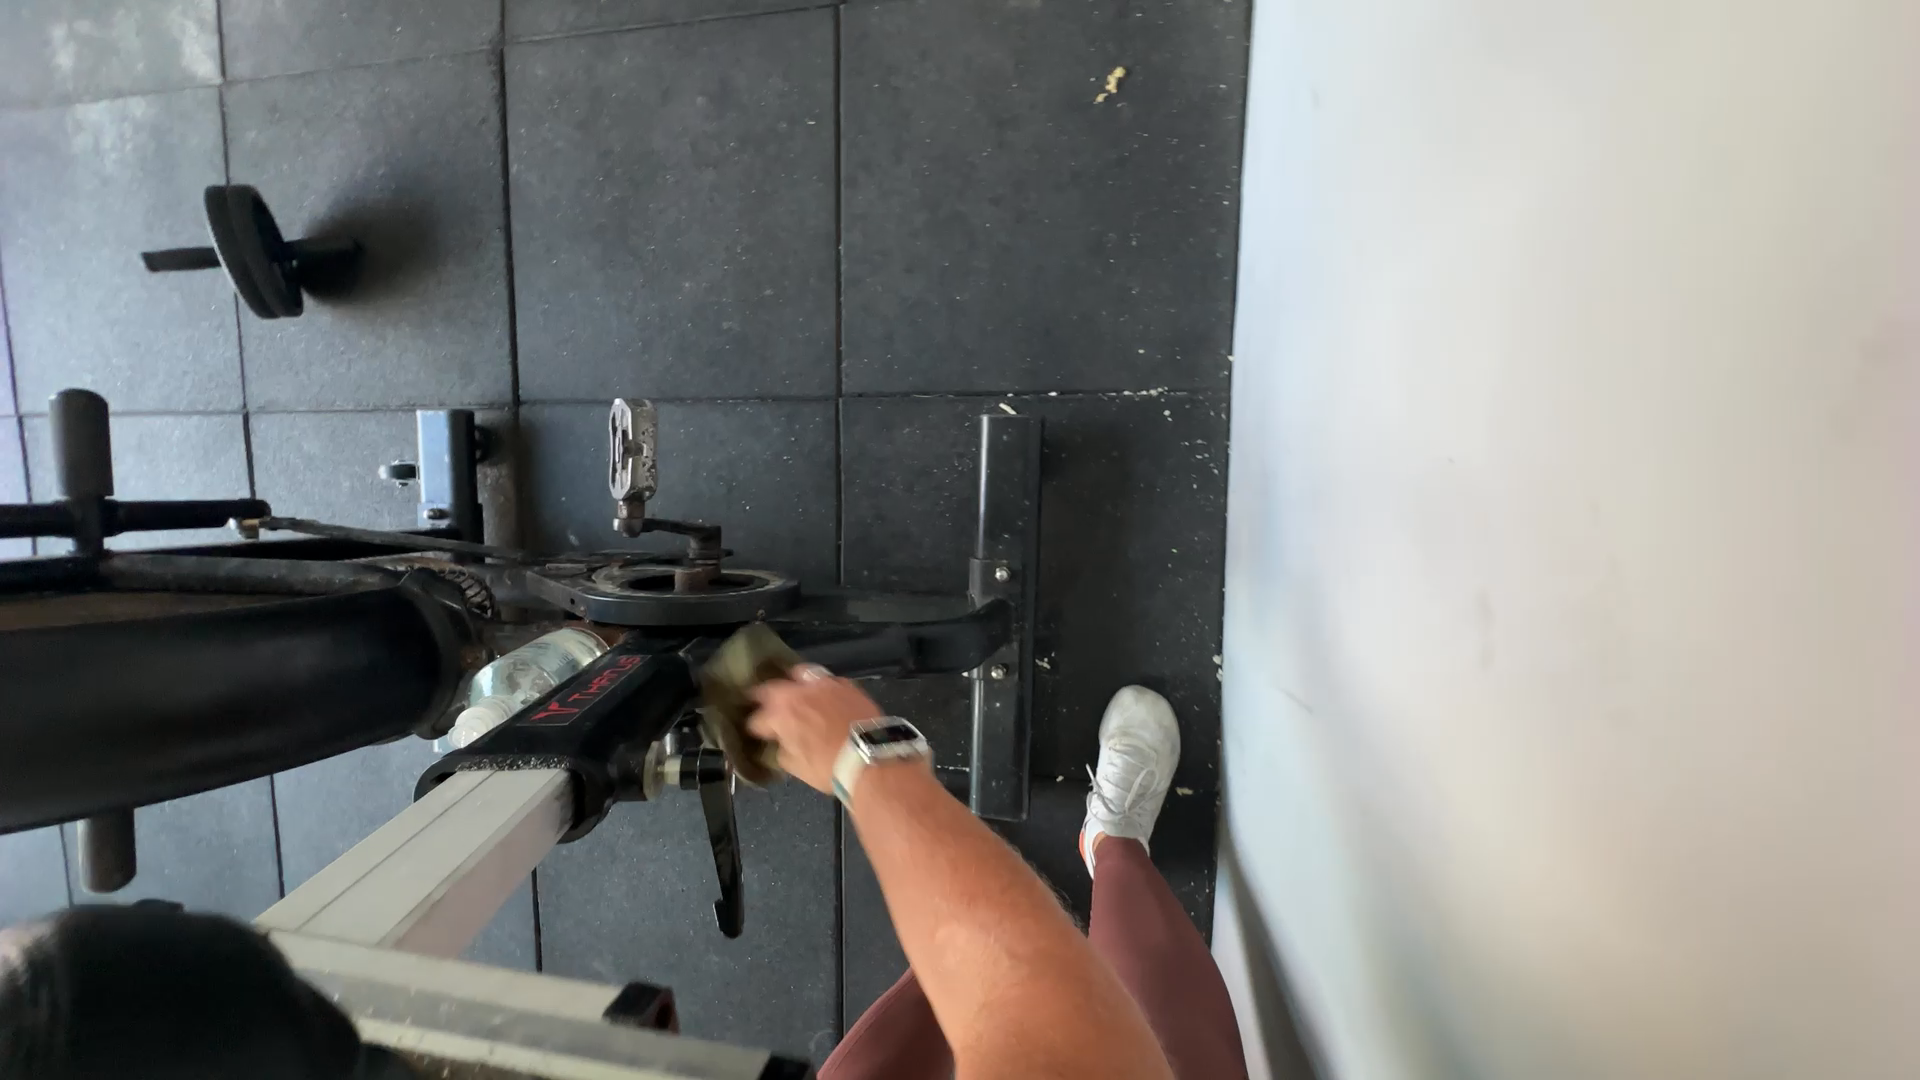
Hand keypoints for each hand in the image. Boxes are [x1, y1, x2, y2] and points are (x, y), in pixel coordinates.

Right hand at [747, 665, 885, 793]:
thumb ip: (782, 749)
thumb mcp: (795, 766)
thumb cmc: (828, 766)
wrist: (869, 756)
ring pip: (800, 673)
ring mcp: (823, 684)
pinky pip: (827, 679)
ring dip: (793, 682)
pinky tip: (823, 693)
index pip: (757, 719)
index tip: (758, 732)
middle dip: (764, 696)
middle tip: (762, 702)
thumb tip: (782, 742)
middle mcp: (798, 693)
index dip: (756, 727)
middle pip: (772, 688)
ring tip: (793, 689)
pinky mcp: (845, 684)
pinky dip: (821, 686)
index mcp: (781, 714)